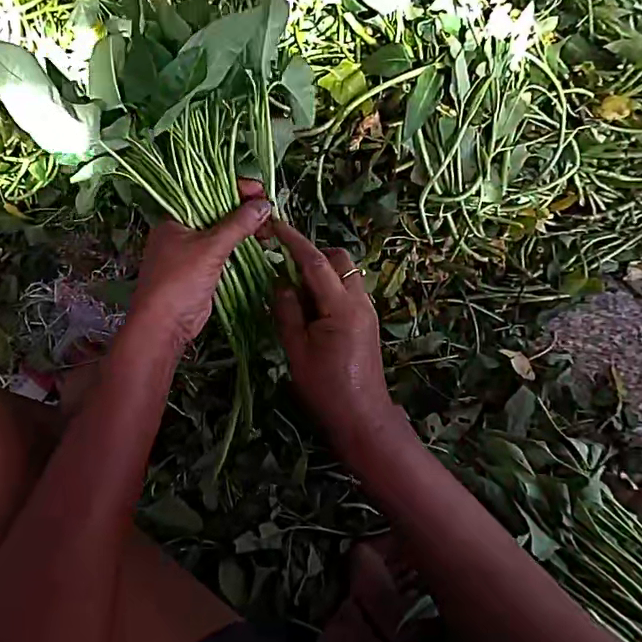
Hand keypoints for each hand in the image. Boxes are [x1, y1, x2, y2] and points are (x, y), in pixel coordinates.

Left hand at [125, 193, 273, 349]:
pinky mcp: (201, 270)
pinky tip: (260, 244)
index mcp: (175, 217)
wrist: (164, 325)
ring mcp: (191, 252)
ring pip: (222, 233)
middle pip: (217, 212)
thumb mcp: (210, 248)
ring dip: (245, 230)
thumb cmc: (179, 281)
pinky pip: (224, 252)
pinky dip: (241, 248)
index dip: (235, 189)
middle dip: (244, 211)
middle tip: (270, 213)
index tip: (260, 191)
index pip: (207, 191)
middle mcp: (181, 231)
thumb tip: (264, 204)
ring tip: (270, 229)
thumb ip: (238, 224)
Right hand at [269, 221, 402, 448]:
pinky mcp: (367, 321)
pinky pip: (347, 291)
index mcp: (341, 307)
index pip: (315, 261)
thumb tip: (280, 282)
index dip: (293, 240)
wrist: (362, 416)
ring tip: (295, 295)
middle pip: (338, 259)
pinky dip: (328, 289)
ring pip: (345, 274)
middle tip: (285, 270)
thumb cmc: (325, 388)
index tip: (275, 225)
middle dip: (312, 255)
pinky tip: (310, 310)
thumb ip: (287, 311)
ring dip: (321, 273)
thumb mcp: (296, 350)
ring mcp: (367, 311)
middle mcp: (359, 301)